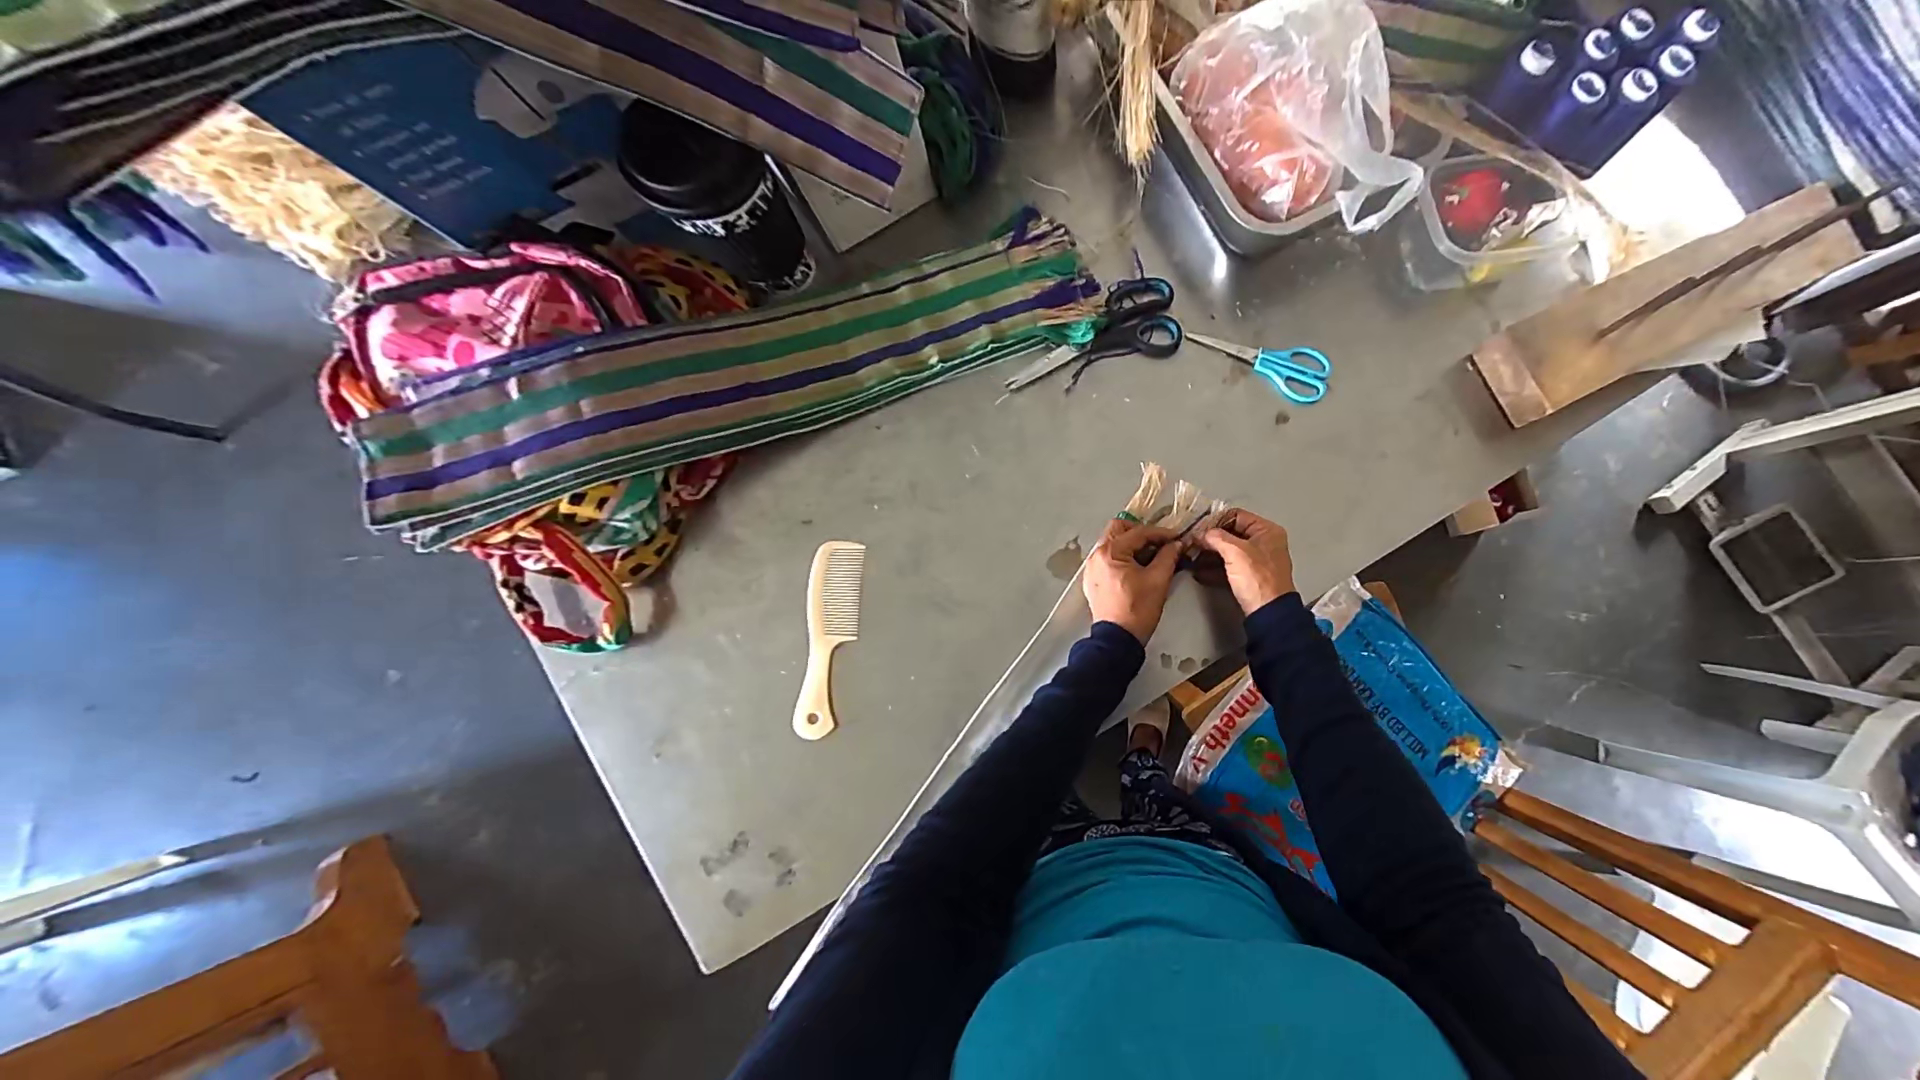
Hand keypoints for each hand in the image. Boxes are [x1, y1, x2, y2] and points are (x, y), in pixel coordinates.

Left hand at [1083, 519, 1182, 643]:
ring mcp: (1092, 568)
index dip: (1161, 534)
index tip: (1175, 538)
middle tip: (1159, 542)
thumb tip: (1175, 545)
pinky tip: (1137, 568)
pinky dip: (1121, 557)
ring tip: (1150, 556)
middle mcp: (1096, 556)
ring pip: (1111, 543)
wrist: (1118, 639)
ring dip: (1131, 545)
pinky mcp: (1093, 580)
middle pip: (1118, 529)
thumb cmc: (1136, 611)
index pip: (1138, 532)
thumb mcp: (1158, 580)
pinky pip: (1107, 558)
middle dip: (1140, 532)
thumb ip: (1168, 556)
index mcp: (1110, 552)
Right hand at [1197, 509, 1296, 615]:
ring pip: (1227, 551)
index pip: (1236, 515)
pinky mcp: (1248, 577)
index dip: (1215, 521)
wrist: (1268, 612)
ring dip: (1208, 554)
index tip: (1198, 529)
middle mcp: (1263, 543)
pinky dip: (1214, 568)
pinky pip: (1228, 566)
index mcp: (1266, 531)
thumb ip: (1215, 537)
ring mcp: (1256, 560)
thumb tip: (1200, 533)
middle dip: (1209, 539)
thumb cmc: (1257, 579)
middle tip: (1191, 544)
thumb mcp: (1235, 552)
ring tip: (1191, 557)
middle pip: (1230, 533)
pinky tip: (1199, 572)